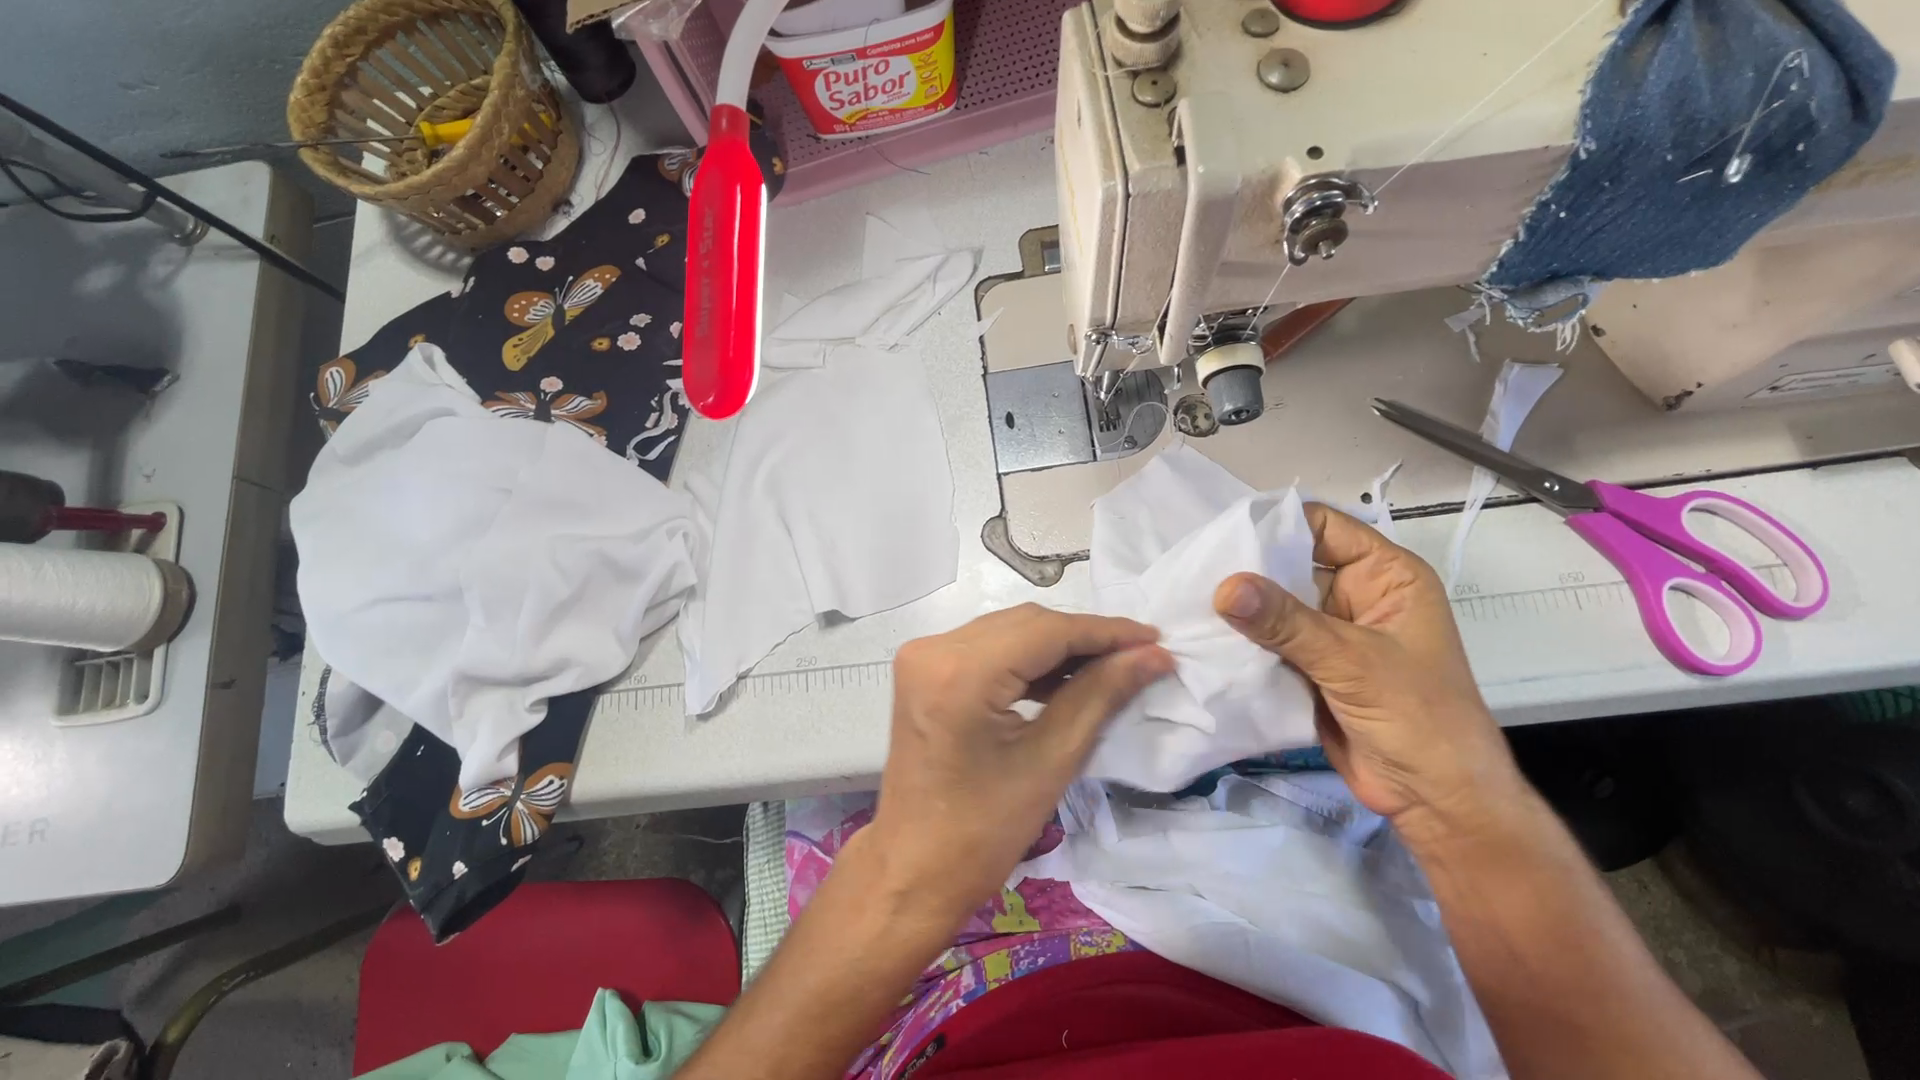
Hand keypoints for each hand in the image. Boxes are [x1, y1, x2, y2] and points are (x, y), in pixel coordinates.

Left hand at [862, 604, 1173, 927]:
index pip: (1047, 631)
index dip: (1107, 632)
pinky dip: (1027, 660)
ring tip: (1112, 670)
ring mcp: (922, 657)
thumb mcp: (1052, 760)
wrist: (915, 867)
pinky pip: (988, 648)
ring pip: (1008, 631)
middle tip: (1141, 657)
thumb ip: (1102, 694)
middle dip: (1085, 638)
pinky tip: (1065, 681)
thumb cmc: (983, 830)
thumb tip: (1153, 655)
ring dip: (1059, 647)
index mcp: (959, 672)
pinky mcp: (923, 671)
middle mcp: (933, 649)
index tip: (1157, 640)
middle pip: (1027, 624)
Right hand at [1212, 504, 1524, 841]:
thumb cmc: (1418, 717)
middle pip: (1290, 566)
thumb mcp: (1352, 661)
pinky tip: (1202, 639)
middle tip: (1190, 571)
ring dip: (1238, 611)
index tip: (1222, 532)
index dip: (1277, 525)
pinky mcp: (1310, 669)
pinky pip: (1268, 645)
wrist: (1436, 798)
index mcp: (1385, 576)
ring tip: (1185, 602)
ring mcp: (1331, 635)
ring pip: (1274, 609)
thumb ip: (1286, 623)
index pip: (1324, 528)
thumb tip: (1224, 586)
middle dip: (1245, 570)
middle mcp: (1355, 597)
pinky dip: (1240, 644)